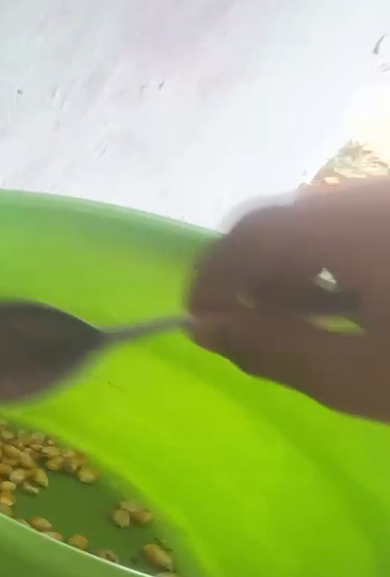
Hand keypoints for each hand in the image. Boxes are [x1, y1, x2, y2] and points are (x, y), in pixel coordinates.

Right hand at [188, 179, 389, 421]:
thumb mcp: (360, 378)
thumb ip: (272, 348)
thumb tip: (204, 328)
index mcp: (357, 229)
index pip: (252, 234)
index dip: (213, 277)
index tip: (205, 321)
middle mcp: (384, 198)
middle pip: (296, 218)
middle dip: (264, 269)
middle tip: (271, 321)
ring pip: (342, 215)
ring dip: (314, 260)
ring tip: (336, 312)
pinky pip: (378, 217)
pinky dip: (361, 250)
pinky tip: (380, 295)